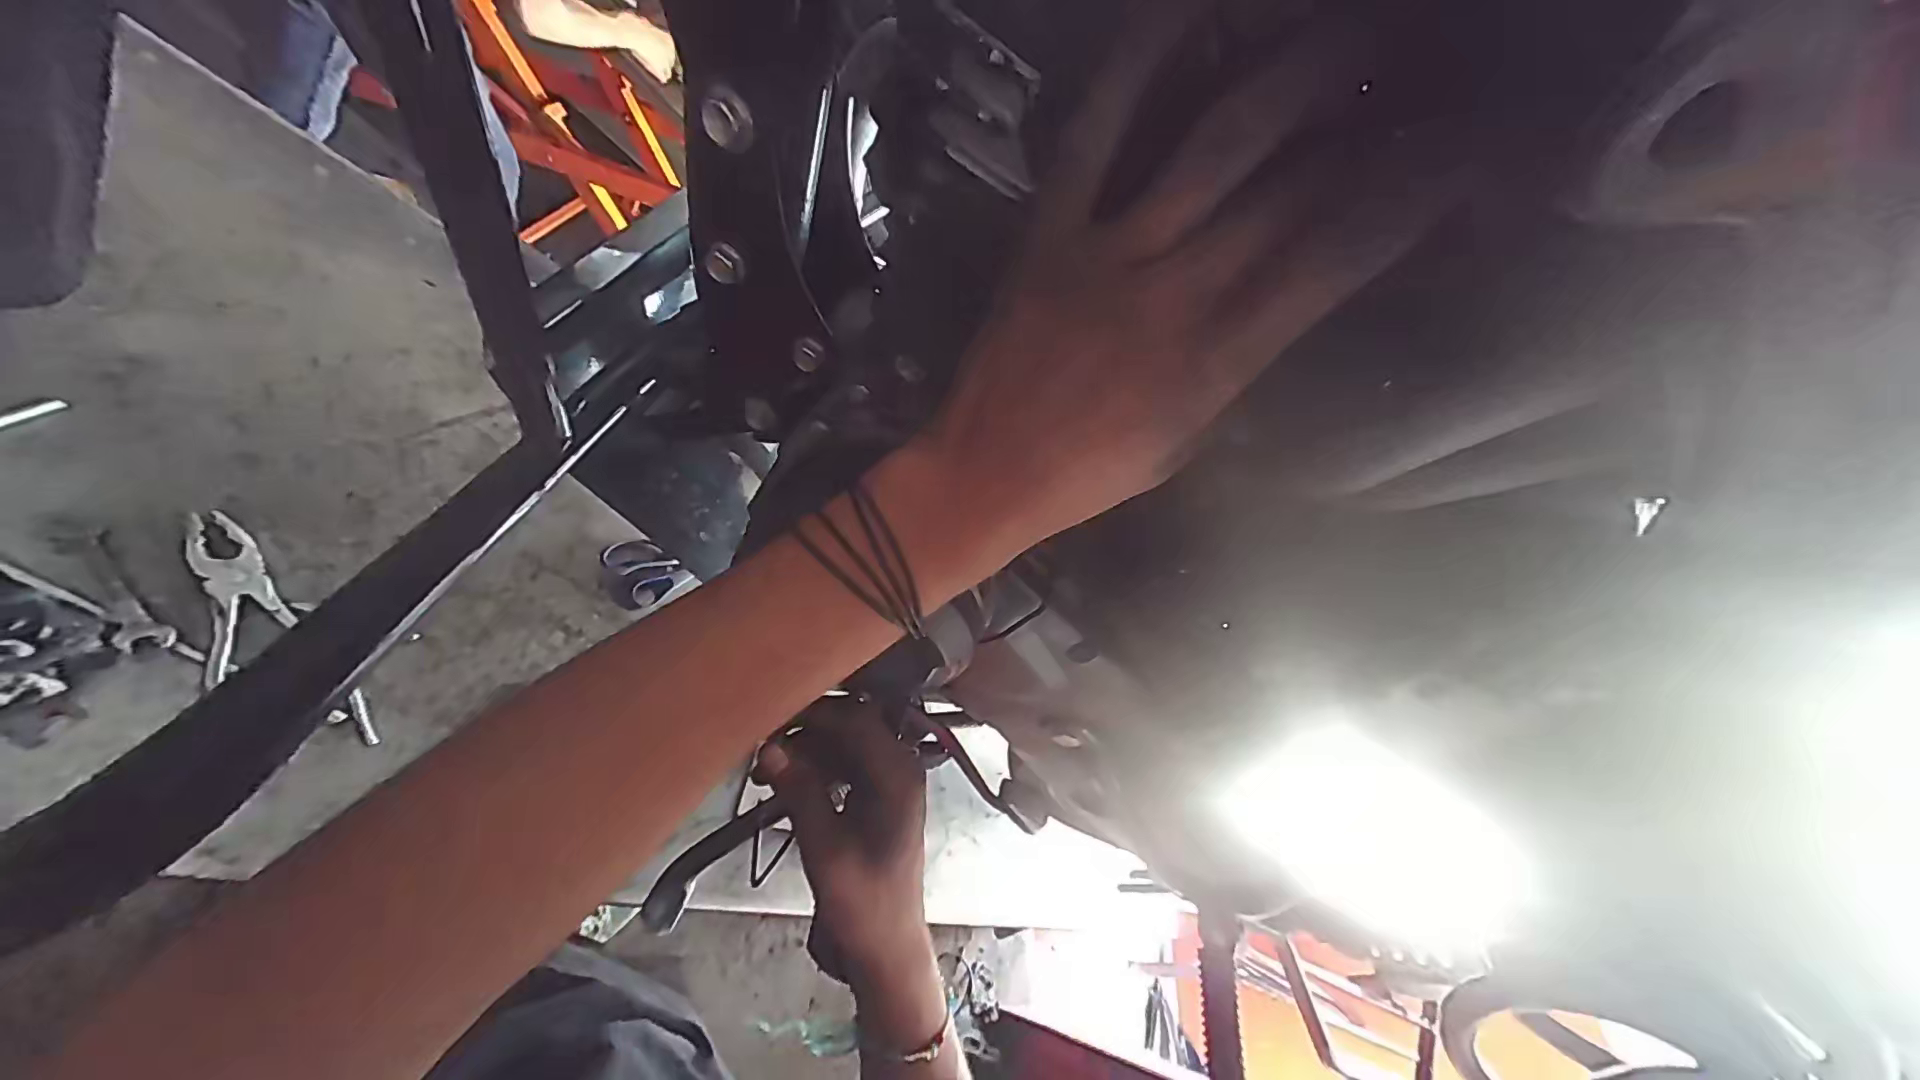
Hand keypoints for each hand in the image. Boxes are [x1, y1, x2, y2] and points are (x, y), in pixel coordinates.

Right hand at [756, 703, 948, 1055]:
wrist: (886, 947)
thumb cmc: (863, 903)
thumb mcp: (825, 848)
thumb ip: (801, 792)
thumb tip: (771, 747)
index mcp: (899, 774)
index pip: (857, 720)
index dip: (815, 714)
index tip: (774, 717)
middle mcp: (900, 767)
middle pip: (851, 727)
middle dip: (808, 732)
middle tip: (765, 746)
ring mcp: (890, 780)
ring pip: (844, 744)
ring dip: (807, 751)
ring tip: (766, 770)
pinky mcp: (876, 795)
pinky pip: (844, 765)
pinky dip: (815, 769)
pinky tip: (784, 782)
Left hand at [915, 3, 1468, 547]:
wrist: (986, 474)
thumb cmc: (1087, 476)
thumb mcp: (1183, 441)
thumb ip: (1237, 368)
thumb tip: (1288, 300)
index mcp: (1215, 365)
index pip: (1338, 259)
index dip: (1413, 196)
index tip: (1464, 156)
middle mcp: (1174, 296)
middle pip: (1295, 190)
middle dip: (1374, 128)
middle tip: (1423, 80)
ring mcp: (1105, 255)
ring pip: (1218, 144)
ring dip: (1295, 74)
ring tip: (1353, 29)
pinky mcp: (1046, 235)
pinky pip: (1095, 133)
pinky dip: (1139, 61)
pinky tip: (1189, 7)